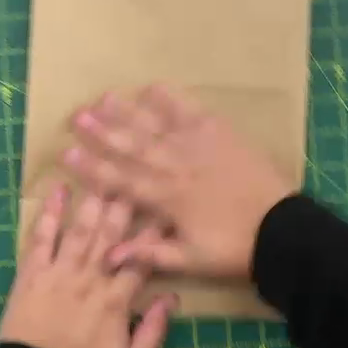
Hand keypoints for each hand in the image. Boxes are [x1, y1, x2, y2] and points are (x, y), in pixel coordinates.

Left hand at [0, 185, 174, 347]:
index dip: (155, 231)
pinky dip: (50, 213)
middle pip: (112, 234)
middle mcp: (91, 279)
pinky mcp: (32, 274)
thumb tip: (173, 297)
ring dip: (94, 198)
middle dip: (126, 201)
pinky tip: (58, 189)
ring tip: (105, 169)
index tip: (168, 206)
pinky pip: (42, 238)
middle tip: (137, 170)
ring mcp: (60, 273)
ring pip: (81, 229)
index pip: (142, 257)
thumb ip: (154, 332)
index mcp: (117, 301)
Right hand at [63, 86, 292, 281]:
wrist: (281, 229)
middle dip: (101, 131)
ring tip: (103, 98)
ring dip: (127, 112)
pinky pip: (189, 110)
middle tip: (76, 116)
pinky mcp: (218, 131)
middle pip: (131, 146)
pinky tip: (151, 87)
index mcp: (166, 199)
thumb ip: (149, 254)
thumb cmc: (233, 248)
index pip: (120, 180)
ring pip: (154, 126)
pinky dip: (170, 98)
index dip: (92, 167)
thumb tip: (108, 254)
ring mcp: (196, 145)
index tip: (66, 153)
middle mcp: (174, 167)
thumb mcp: (190, 259)